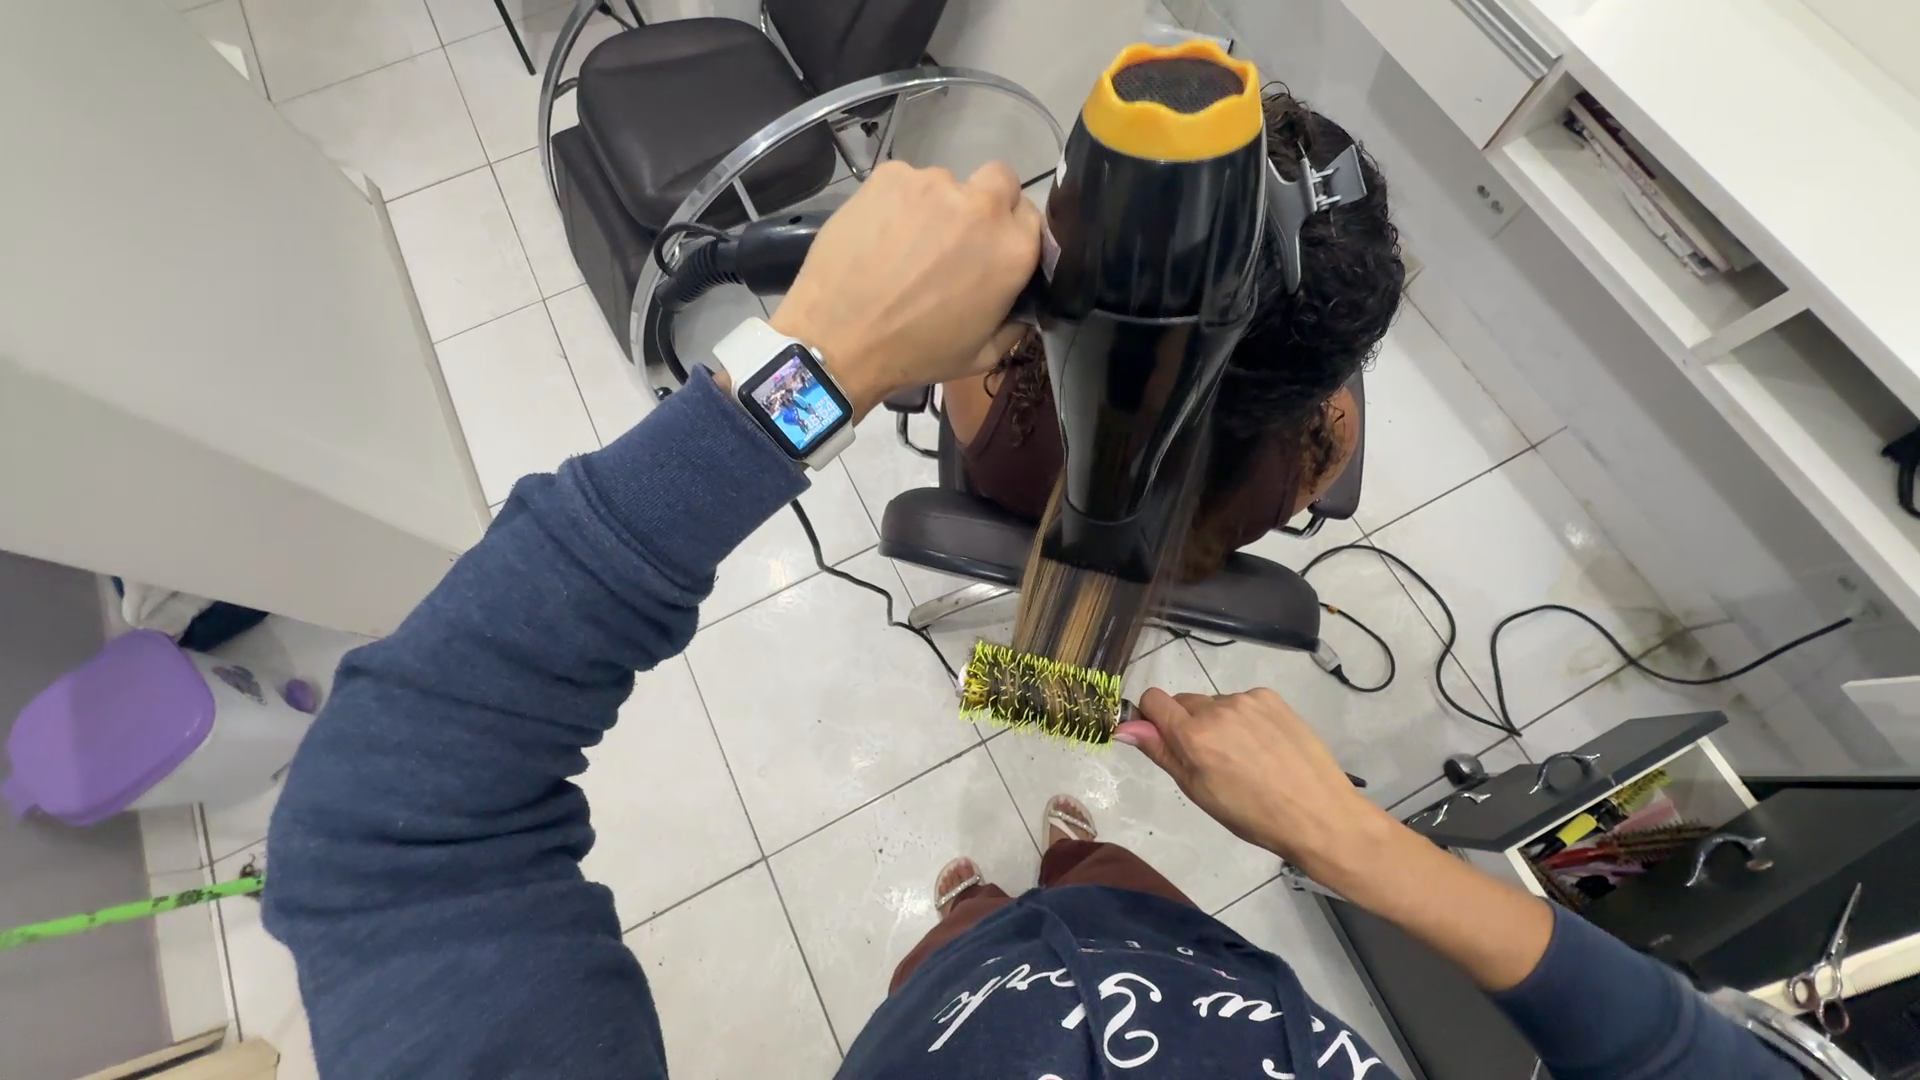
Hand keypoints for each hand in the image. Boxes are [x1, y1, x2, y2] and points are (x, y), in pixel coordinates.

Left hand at [768, 161, 1041, 418]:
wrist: (839, 340)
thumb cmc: (915, 355)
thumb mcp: (981, 356)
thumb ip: (1014, 325)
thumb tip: (1021, 306)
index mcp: (1013, 250)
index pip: (1034, 219)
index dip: (1015, 235)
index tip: (993, 254)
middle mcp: (982, 206)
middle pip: (1002, 182)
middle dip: (988, 205)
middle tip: (958, 240)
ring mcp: (934, 185)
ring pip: (949, 184)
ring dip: (938, 208)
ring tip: (908, 245)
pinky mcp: (891, 176)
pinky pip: (906, 183)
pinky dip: (900, 204)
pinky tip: (882, 236)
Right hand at [1125, 687, 1556, 992]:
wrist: (1322, 817)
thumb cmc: (1253, 816)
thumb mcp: (1199, 792)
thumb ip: (1161, 753)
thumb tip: (1125, 727)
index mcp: (1193, 735)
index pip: (1152, 700)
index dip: (1152, 718)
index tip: (1165, 740)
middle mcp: (1216, 707)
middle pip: (1182, 702)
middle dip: (1187, 724)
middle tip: (1210, 759)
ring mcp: (1246, 700)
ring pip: (1213, 703)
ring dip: (1216, 722)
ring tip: (1244, 757)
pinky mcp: (1271, 698)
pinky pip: (1241, 702)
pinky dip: (1243, 719)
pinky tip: (1263, 746)